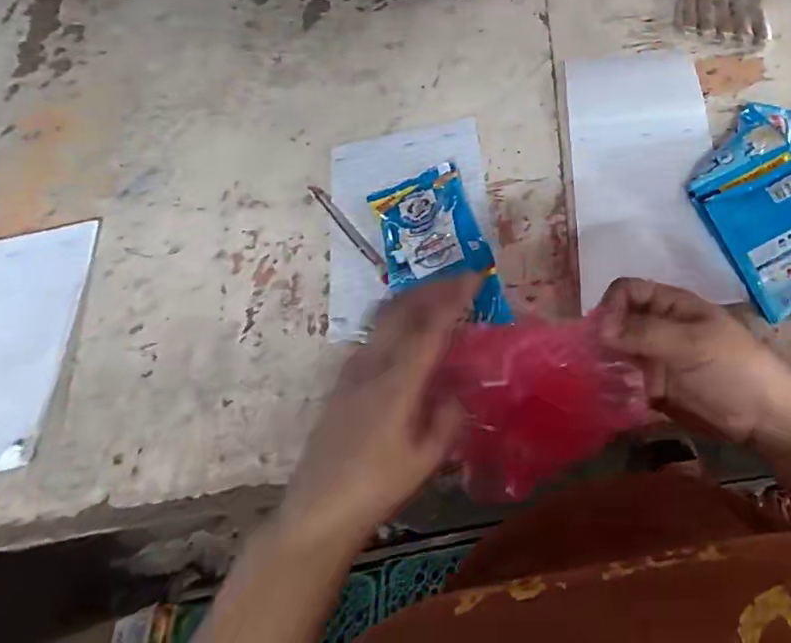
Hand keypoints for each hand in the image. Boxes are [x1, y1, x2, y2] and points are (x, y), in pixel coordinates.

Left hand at [274, 274, 477, 543]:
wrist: (314, 515)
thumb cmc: (376, 489)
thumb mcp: (427, 460)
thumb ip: (449, 417)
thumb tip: (460, 387)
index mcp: (398, 384)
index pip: (431, 326)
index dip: (454, 297)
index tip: (476, 276)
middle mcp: (373, 366)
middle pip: (402, 309)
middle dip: (433, 287)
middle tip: (461, 279)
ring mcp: (352, 371)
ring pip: (384, 317)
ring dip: (413, 298)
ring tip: (438, 294)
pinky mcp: (342, 381)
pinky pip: (374, 333)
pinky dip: (397, 317)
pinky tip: (409, 330)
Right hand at [596, 277, 790, 448]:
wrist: (765, 417)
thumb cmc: (733, 368)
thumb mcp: (691, 344)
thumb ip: (645, 333)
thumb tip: (598, 327)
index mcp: (670, 305)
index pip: (627, 291)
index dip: (611, 307)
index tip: (602, 335)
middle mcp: (658, 328)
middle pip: (617, 323)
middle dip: (600, 340)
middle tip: (589, 366)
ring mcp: (656, 360)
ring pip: (617, 355)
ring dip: (604, 367)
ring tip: (594, 386)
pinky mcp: (655, 392)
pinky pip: (625, 384)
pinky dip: (613, 391)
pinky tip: (606, 403)